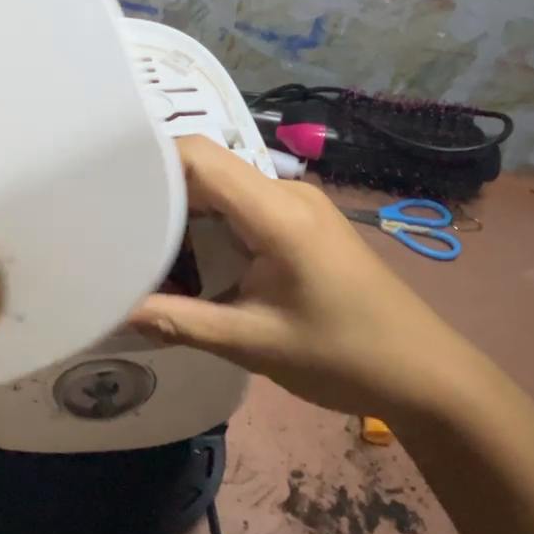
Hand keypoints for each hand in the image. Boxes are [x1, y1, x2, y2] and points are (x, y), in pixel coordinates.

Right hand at [130, 136, 486, 418]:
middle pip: (204, 167)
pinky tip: (185, 257)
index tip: (103, 186)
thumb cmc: (346, 356)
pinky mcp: (299, 223)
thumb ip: (180, 321)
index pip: (199, 156)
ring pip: (219, 187)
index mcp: (277, 212)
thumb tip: (114, 312)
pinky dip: (205, 225)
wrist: (430, 376)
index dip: (148, 161)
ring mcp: (295, 206)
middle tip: (109, 221)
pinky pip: (238, 206)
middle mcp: (285, 194)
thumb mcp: (254, 343)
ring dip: (180, 211)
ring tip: (137, 242)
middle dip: (155, 191)